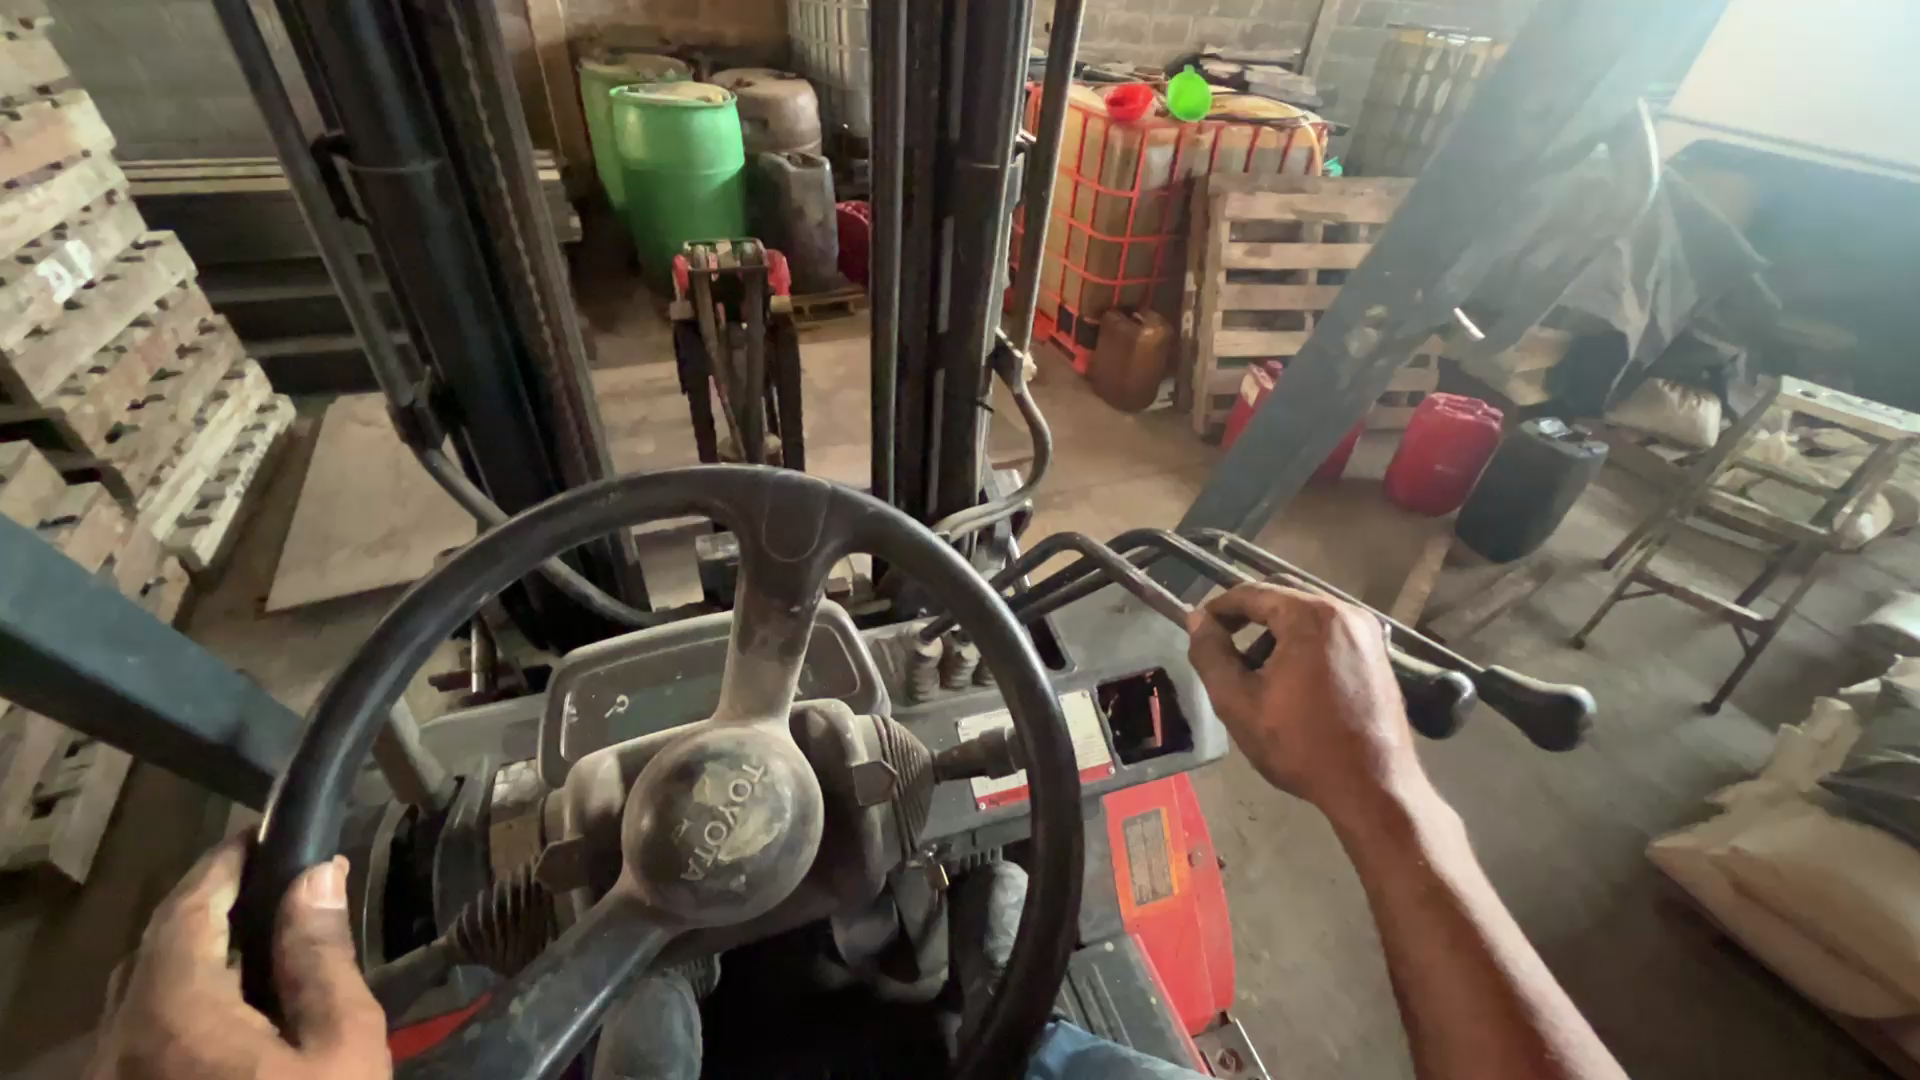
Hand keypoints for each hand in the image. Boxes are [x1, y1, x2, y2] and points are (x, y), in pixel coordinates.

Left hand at [84, 838, 390, 1079]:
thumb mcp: (340, 1040)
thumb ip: (319, 956)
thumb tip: (315, 876)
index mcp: (176, 1019)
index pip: (185, 914)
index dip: (221, 865)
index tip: (259, 831)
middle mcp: (119, 1048)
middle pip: (150, 951)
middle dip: (204, 902)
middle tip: (269, 872)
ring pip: (136, 994)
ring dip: (190, 946)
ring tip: (257, 923)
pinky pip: (138, 1030)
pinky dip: (181, 989)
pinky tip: (232, 994)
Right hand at [1186, 582, 1431, 826]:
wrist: (1374, 789)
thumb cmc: (1300, 745)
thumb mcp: (1238, 701)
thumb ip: (1210, 654)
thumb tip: (1197, 621)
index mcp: (1310, 616)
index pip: (1251, 593)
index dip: (1218, 608)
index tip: (1199, 629)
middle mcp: (1345, 612)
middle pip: (1282, 596)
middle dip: (1247, 616)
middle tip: (1221, 644)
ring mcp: (1367, 632)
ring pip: (1305, 614)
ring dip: (1273, 631)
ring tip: (1253, 669)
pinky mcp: (1378, 653)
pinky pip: (1329, 631)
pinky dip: (1301, 642)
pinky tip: (1288, 678)